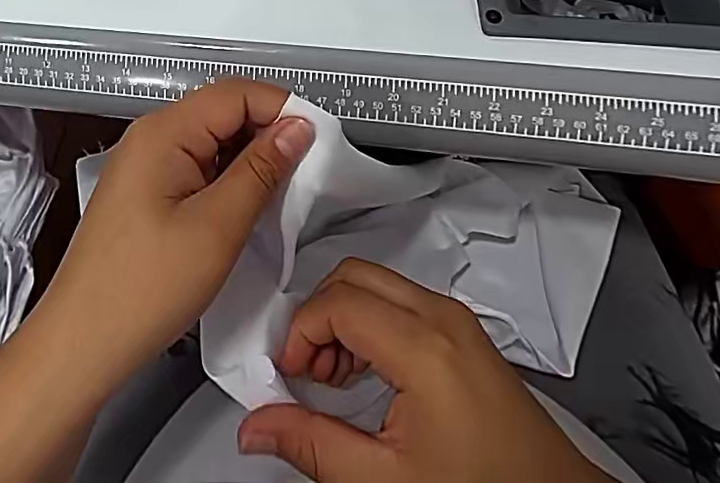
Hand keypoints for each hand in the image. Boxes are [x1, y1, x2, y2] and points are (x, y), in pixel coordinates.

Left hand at [35, 78, 313, 389]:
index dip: (281, 109)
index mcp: (164, 132)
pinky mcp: (147, 187)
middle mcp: (151, 136)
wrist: (82, 341)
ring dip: (249, 158)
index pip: (237, 93)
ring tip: (275, 196)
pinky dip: (227, 177)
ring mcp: (146, 161)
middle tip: (301, 172)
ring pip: (213, 138)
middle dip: (268, 133)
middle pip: (224, 110)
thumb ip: (261, 170)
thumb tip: (295, 130)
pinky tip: (243, 207)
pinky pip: (198, 163)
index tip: (315, 140)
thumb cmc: (139, 290)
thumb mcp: (217, 227)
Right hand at [237, 259, 612, 482]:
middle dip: (318, 314)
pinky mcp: (460, 329)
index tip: (290, 372)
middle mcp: (441, 317)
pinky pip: (398, 298)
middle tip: (308, 367)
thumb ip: (313, 445)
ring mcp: (454, 319)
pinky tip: (365, 372)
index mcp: (425, 347)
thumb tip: (258, 426)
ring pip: (374, 281)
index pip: (337, 302)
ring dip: (341, 316)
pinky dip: (368, 320)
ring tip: (334, 376)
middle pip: (352, 275)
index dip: (300, 332)